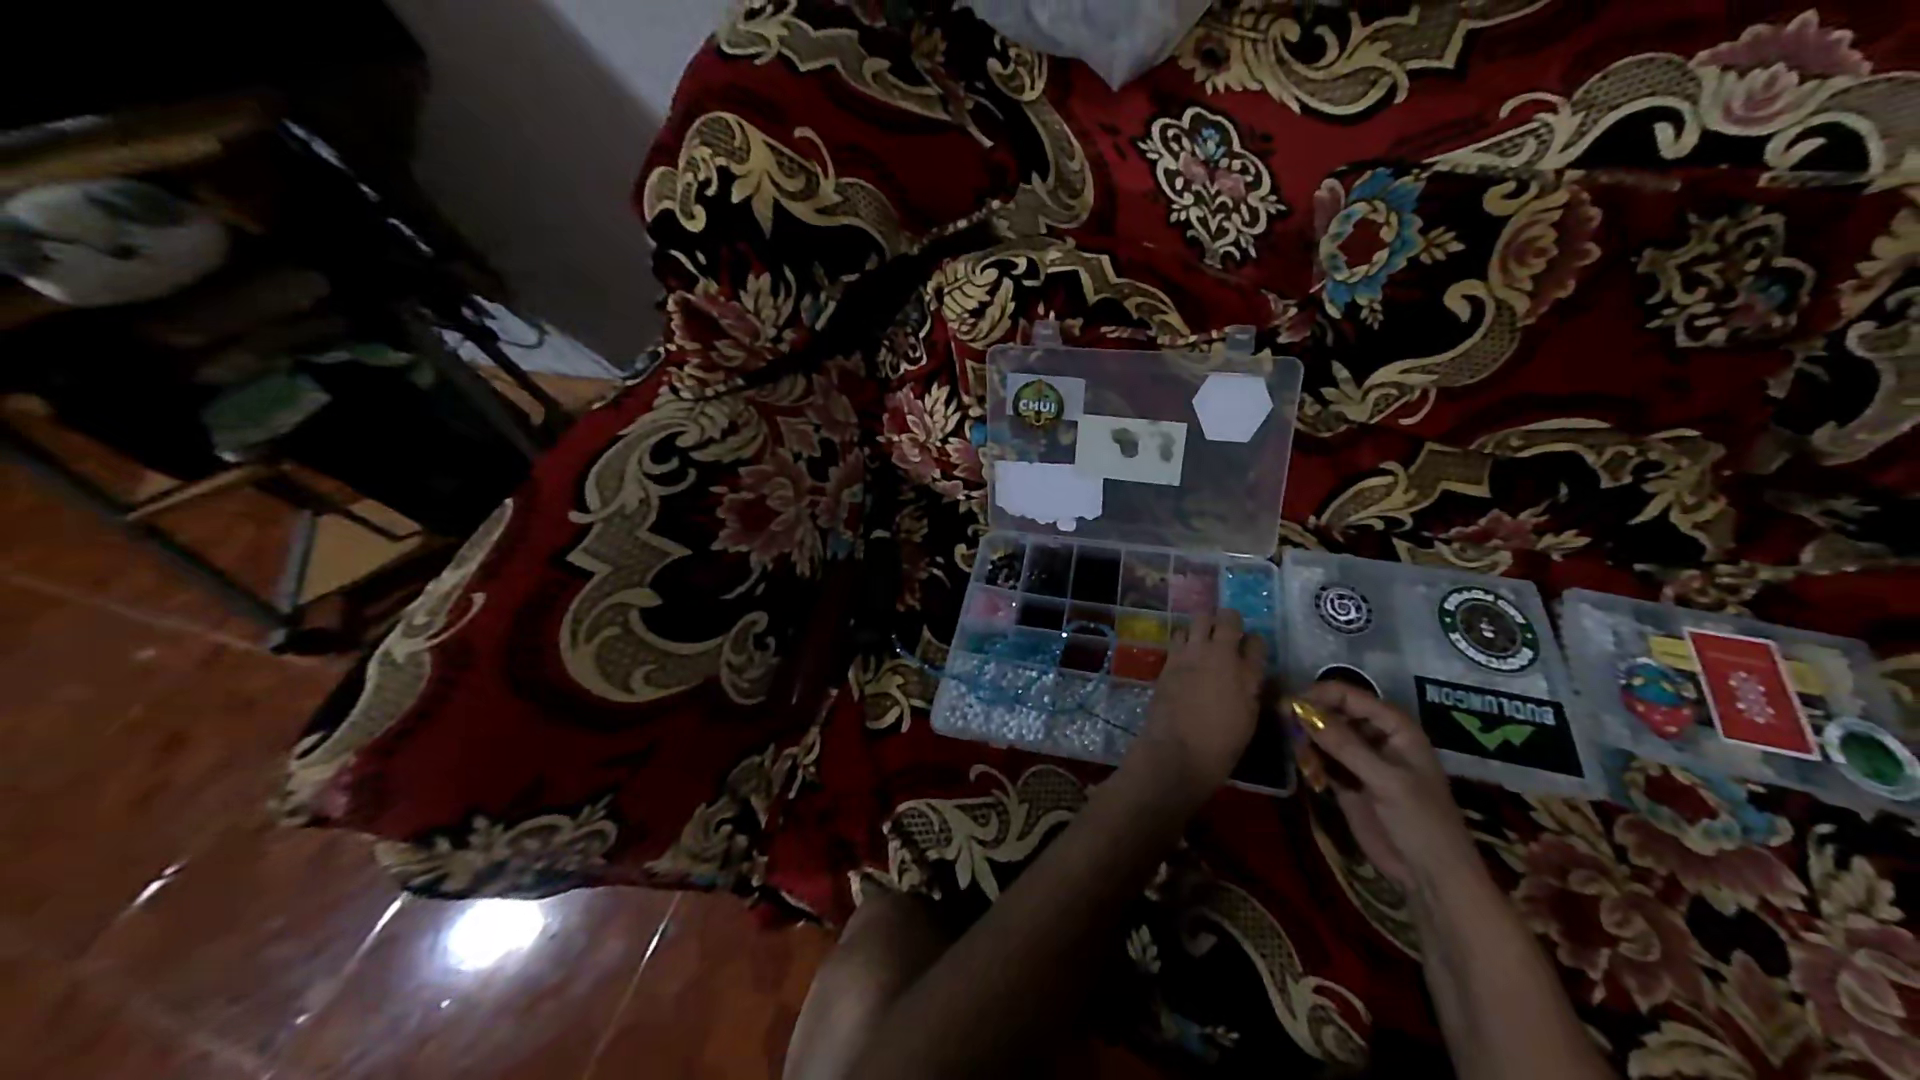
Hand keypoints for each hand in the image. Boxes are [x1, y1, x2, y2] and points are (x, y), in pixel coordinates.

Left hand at [1132, 610, 1265, 792]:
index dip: (1254, 642)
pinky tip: (1185, 651)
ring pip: (1198, 619)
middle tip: (1226, 633)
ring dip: (1203, 625)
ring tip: (1203, 639)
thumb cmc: (1220, 744)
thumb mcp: (1248, 717)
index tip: (1251, 648)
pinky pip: (1178, 636)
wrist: (1178, 750)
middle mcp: (1221, 655)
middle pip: (1227, 618)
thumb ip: (1249, 688)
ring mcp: (1192, 654)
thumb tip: (1246, 674)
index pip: (1257, 642)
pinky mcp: (1169, 659)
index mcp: (1248, 673)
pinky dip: (1184, 639)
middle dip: (1228, 620)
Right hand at [1290, 681, 1478, 896]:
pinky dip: (1311, 764)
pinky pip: (1320, 760)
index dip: (1320, 696)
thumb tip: (1302, 712)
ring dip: (1307, 745)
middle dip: (1309, 720)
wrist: (1430, 875)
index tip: (1289, 706)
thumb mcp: (1387, 781)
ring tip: (1306, 765)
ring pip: (1322, 736)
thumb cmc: (1422, 822)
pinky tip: (1312, 778)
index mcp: (1395, 728)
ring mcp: (1360, 760)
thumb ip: (1346, 746)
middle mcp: (1375, 737)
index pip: (1350, 696)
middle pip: (1332, 713)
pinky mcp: (1346, 781)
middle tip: (1288, 733)